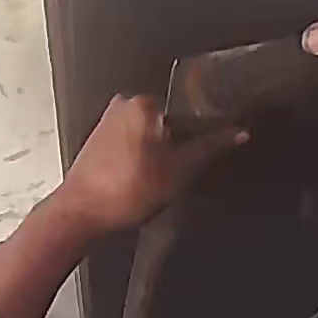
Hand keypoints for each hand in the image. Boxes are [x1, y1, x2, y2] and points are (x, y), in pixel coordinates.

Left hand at [54, 94, 246, 233]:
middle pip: (170, 120)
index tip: (208, 149)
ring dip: (159, 153)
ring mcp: (109, 122)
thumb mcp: (179, 170)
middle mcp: (123, 105)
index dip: (204, 131)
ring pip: (151, 133)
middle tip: (176, 172)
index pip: (190, 107)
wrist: (81, 214)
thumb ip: (210, 147)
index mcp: (144, 103)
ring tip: (153, 179)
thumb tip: (236, 132)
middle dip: (179, 144)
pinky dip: (140, 159)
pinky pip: (132, 143)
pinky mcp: (100, 141)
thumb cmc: (120, 193)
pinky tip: (139, 179)